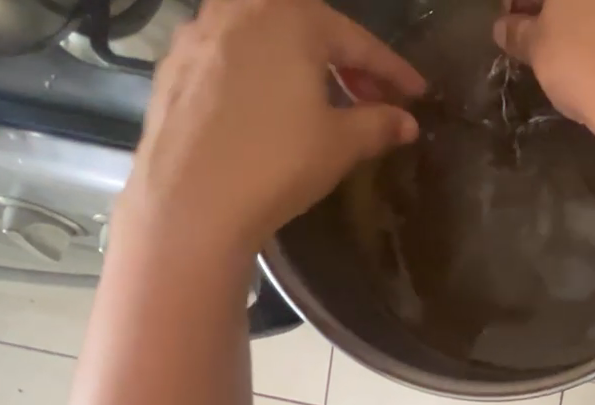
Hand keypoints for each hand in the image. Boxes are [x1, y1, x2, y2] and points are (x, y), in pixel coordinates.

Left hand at [120, 0, 427, 256]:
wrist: (193, 196)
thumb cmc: (278, 161)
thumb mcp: (341, 144)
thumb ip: (378, 125)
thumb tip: (406, 121)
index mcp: (290, 19)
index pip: (356, 39)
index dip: (392, 70)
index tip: (418, 93)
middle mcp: (241, 9)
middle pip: (308, 27)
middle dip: (346, 59)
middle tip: (373, 96)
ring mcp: (200, 31)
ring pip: (267, 36)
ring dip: (303, 62)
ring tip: (324, 100)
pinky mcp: (176, 62)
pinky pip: (234, 55)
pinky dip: (265, 72)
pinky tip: (275, 107)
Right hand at [492, 0, 594, 127]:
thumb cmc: (578, 63)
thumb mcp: (536, 48)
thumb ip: (517, 33)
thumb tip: (503, 28)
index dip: (519, 4)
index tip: (511, 24)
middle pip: (570, 0)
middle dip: (549, 11)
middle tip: (534, 38)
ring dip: (577, 22)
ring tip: (563, 52)